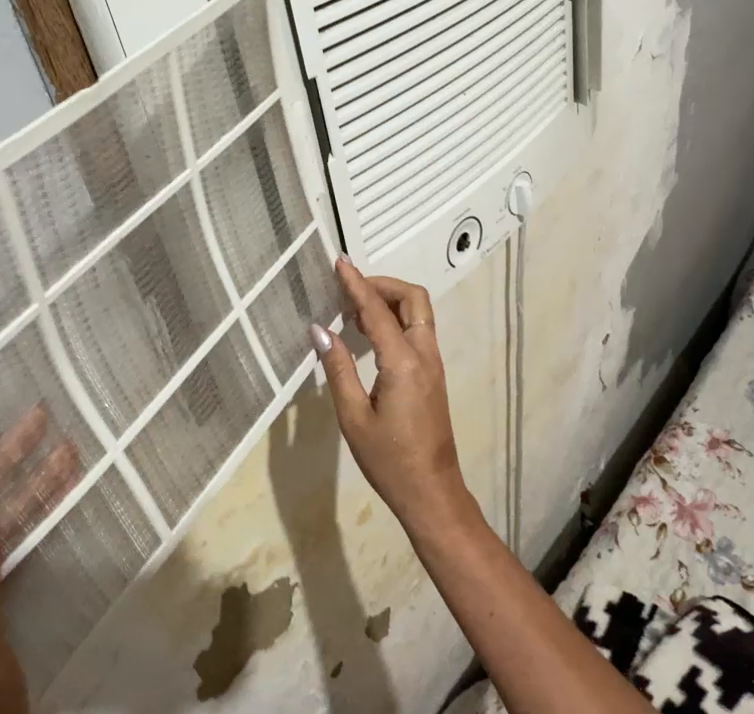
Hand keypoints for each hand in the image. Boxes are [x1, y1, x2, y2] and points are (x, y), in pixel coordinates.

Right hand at [311, 257, 476, 539]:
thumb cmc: (389, 460)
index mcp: (404, 362)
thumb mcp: (353, 416)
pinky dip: (395, 319)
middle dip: (383, 285)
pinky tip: (368, 333)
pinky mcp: (432, 375)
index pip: (378, 310)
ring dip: (389, 301)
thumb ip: (338, 369)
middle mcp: (425, 355)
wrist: (431, 491)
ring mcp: (433, 364)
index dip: (357, 284)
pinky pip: (417, 331)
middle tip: (349, 289)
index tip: (340, 262)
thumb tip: (320, 329)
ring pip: (418, 314)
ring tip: (352, 309)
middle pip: (413, 298)